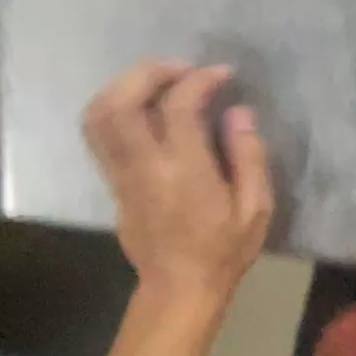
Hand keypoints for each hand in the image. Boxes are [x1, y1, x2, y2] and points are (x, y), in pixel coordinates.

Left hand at [83, 60, 274, 308]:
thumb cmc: (224, 251)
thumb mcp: (256, 210)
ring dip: (126, 86)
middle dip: (151, 72)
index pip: (179, 106)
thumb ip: (249, 158)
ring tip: (158, 82)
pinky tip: (142, 109)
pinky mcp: (112, 181)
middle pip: (124, 100)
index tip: (222, 75)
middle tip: (182, 69)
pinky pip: (99, 132)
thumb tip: (238, 113)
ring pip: (100, 112)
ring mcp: (121, 172)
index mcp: (185, 172)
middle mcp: (145, 165)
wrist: (181, 287)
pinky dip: (116, 107)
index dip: (200, 80)